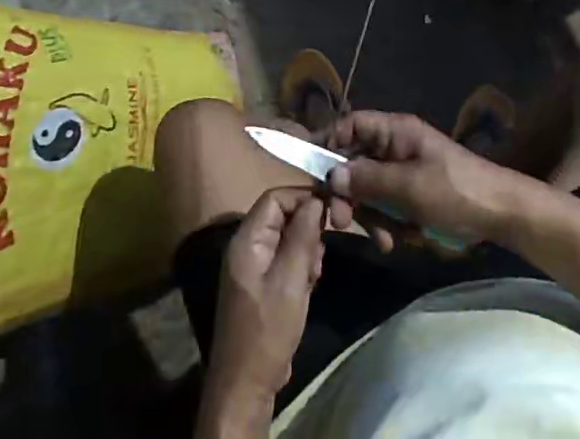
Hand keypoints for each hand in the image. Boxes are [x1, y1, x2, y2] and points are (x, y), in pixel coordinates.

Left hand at [206, 187, 325, 405]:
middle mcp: (247, 246)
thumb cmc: (268, 327)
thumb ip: (303, 235)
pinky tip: (309, 284)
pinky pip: (285, 259)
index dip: (304, 198)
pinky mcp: (262, 284)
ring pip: (287, 238)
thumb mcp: (291, 279)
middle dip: (308, 228)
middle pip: (282, 216)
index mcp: (247, 239)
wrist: (247, 382)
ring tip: (314, 274)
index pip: (275, 198)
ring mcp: (253, 266)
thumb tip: (316, 200)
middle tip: (321, 254)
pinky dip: (301, 266)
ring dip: (306, 250)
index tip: (332, 211)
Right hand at [322, 111, 527, 249]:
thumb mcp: (409, 186)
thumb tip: (331, 175)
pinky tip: (395, 242)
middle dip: (347, 193)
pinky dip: (385, 225)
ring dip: (368, 216)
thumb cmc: (456, 191)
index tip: (311, 172)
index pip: (350, 125)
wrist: (502, 215)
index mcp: (395, 132)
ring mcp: (402, 173)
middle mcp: (393, 147)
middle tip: (342, 221)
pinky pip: (384, 207)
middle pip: (353, 162)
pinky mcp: (410, 197)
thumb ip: (367, 179)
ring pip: (366, 190)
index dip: (328, 143)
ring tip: (382, 239)